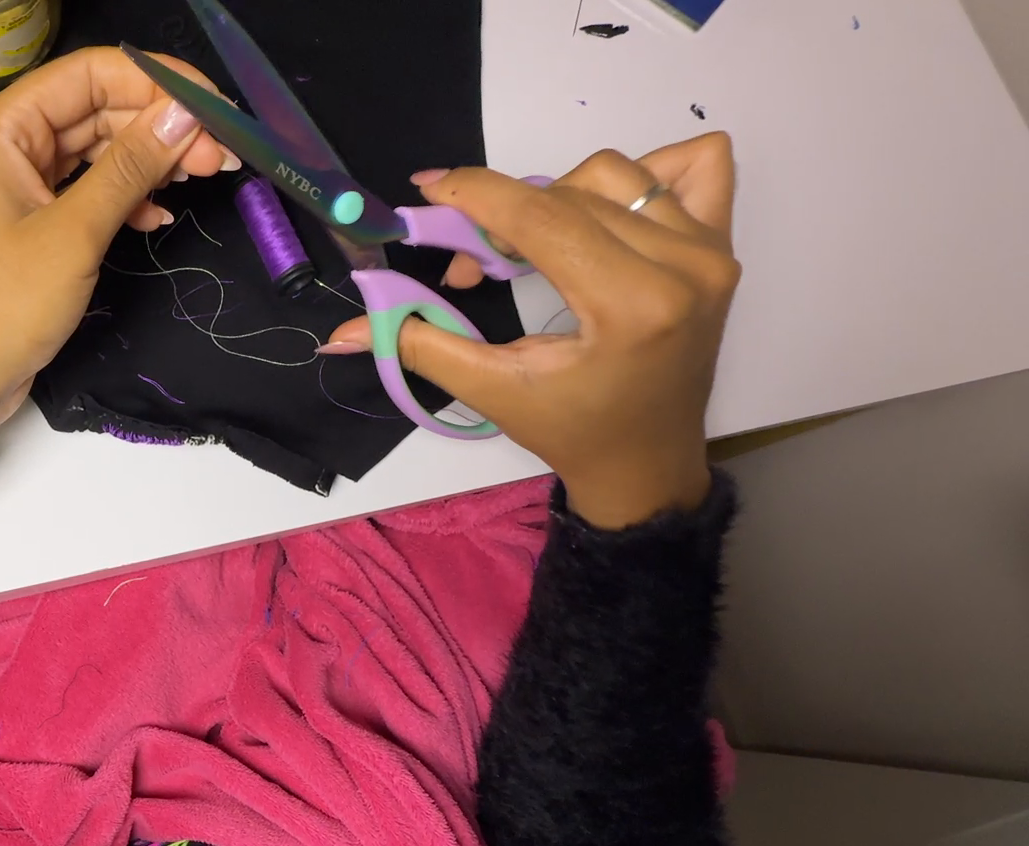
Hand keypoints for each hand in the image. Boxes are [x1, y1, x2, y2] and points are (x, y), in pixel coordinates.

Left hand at [0, 47, 237, 453]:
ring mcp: (22, 188)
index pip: (88, 75)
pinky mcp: (36, 226)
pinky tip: (160, 215)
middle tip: (218, 154)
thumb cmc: (5, 306)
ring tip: (202, 177)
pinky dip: (125, 200)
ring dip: (148, 164)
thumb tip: (184, 116)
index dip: (155, 82)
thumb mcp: (73, 234)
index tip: (211, 108)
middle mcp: (9, 147)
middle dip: (158, 127)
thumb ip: (129, 169)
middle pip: (96, 111)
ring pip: (96, 154)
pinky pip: (88, 194)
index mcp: (1, 130)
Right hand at [324, 133, 739, 528]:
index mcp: (629, 305)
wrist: (642, 459)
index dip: (477, 196)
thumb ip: (417, 345)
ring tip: (525, 249)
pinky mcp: (722, 243)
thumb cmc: (566, 431)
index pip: (543, 219)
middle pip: (569, 195)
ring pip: (616, 175)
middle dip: (499, 218)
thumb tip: (343, 332)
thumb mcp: (487, 389)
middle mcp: (683, 264)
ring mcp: (712, 249)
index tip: (429, 190)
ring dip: (554, 199)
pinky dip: (638, 176)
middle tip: (464, 267)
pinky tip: (600, 214)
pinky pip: (693, 167)